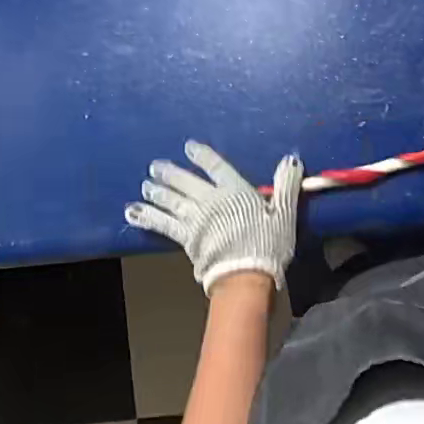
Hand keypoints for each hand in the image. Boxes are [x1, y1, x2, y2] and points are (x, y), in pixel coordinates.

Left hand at [125, 142, 302, 293]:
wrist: (247, 275)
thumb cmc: (269, 245)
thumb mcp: (284, 213)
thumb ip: (286, 185)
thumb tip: (291, 159)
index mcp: (236, 191)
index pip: (216, 166)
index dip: (202, 156)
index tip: (189, 147)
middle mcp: (211, 200)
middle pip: (186, 181)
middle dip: (169, 173)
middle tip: (155, 166)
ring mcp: (195, 218)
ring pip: (171, 199)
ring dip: (157, 191)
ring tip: (146, 186)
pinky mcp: (184, 237)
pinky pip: (162, 223)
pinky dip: (146, 216)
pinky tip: (132, 211)